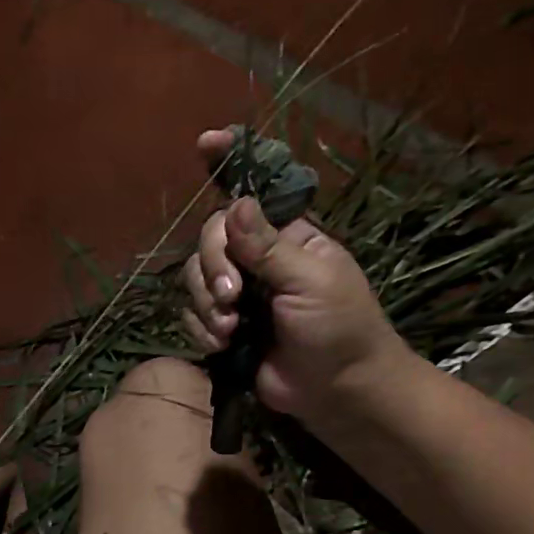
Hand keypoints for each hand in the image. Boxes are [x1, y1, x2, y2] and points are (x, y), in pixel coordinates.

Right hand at [180, 128, 408, 424]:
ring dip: (208, 304)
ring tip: (232, 330)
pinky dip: (203, 330)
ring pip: (194, 278)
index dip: (229, 166)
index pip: (254, 193)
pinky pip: (192, 314)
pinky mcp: (222, 328)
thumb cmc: (340, 328)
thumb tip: (236, 203)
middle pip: (210, 238)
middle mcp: (257, 259)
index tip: (206, 142)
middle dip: (214, 268)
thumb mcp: (311, 280)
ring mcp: (238, 294)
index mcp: (287, 237)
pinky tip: (224, 346)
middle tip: (233, 298)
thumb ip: (269, 247)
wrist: (336, 392)